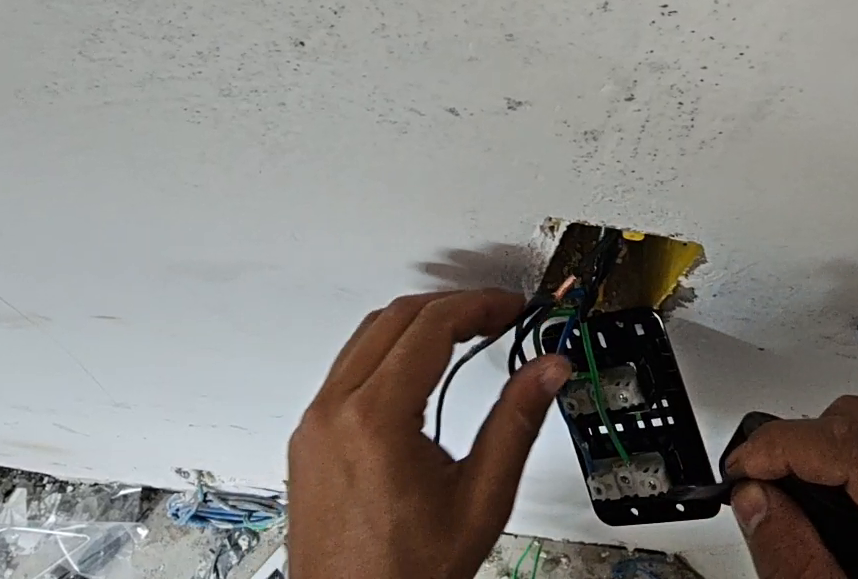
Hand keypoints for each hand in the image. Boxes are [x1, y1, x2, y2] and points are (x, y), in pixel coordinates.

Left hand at [287, 290, 572, 578]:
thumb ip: (517, 423)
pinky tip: (419, 365)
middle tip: (496, 315)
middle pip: (398, 316)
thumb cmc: (406, 576)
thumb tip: (548, 370)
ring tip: (465, 331)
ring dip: (420, 320)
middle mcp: (335, 411)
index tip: (511, 308)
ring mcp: (315, 421)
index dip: (480, 305)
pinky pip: (349, 363)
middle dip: (454, 305)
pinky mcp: (309, 434)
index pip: (432, 325)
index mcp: (375, 421)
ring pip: (369, 332)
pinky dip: (390, 346)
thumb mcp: (480, 501)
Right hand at [725, 396, 857, 578]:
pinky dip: (840, 464)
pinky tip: (820, 503)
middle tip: (755, 485)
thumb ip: (797, 564)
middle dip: (797, 446)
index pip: (857, 448)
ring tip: (784, 496)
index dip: (787, 446)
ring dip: (817, 452)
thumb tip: (753, 496)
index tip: (742, 467)